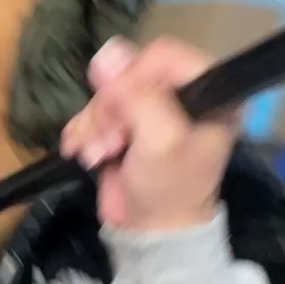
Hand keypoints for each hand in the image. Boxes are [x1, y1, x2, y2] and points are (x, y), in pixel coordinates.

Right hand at [60, 38, 236, 231]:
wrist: (150, 232)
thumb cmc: (169, 186)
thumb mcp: (160, 138)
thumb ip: (137, 95)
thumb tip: (104, 52)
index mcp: (204, 89)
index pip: (159, 56)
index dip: (131, 81)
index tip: (123, 114)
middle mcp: (176, 96)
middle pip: (124, 79)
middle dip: (108, 113)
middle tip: (111, 144)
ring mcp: (145, 114)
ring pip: (102, 99)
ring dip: (91, 128)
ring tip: (96, 156)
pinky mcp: (119, 131)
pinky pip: (89, 117)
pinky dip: (80, 135)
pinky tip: (83, 154)